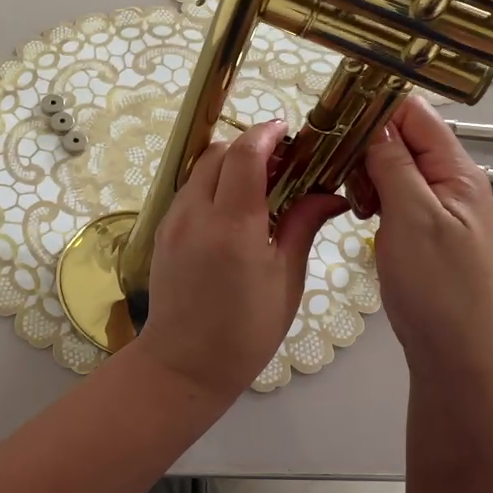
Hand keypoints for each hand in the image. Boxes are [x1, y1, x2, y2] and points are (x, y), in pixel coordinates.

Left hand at [134, 121, 349, 398]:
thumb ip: (301, 227)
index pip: (243, 155)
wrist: (184, 363)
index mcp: (231, 225)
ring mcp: (172, 222)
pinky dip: (211, 185)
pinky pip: (188, 192)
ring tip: (261, 185)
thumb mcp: (285, 280)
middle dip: (249, 147)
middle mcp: (194, 214)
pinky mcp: (162, 232)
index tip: (287, 129)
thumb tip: (330, 194)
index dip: (266, 134)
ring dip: (228, 165)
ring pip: (198, 170)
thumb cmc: (245, 331)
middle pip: (217, 154)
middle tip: (282, 162)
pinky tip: (235, 207)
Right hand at [352, 97, 492, 379]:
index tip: (332, 115)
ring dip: (364, 169)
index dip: (374, 106)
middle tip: (333, 162)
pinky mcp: (418, 224)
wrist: (452, 349)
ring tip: (350, 194)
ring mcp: (434, 203)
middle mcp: (448, 179)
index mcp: (457, 171)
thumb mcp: (412, 218)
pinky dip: (368, 191)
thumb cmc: (437, 284)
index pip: (414, 113)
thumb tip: (372, 120)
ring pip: (390, 162)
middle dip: (363, 140)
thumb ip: (393, 165)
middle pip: (400, 134)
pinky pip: (389, 190)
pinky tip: (357, 209)